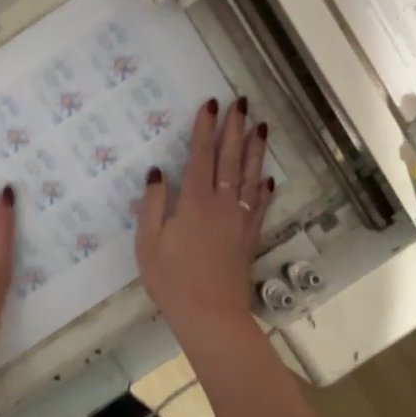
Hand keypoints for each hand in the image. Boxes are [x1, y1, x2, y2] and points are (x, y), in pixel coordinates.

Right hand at [136, 97, 274, 336]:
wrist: (211, 314)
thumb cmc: (172, 281)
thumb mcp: (148, 244)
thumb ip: (152, 205)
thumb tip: (157, 172)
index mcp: (194, 202)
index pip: (201, 156)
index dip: (205, 129)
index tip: (211, 104)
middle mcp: (221, 204)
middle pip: (230, 158)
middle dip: (235, 128)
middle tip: (242, 102)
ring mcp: (239, 220)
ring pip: (249, 176)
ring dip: (255, 149)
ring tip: (260, 125)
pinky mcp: (249, 237)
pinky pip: (259, 204)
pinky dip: (263, 187)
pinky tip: (267, 175)